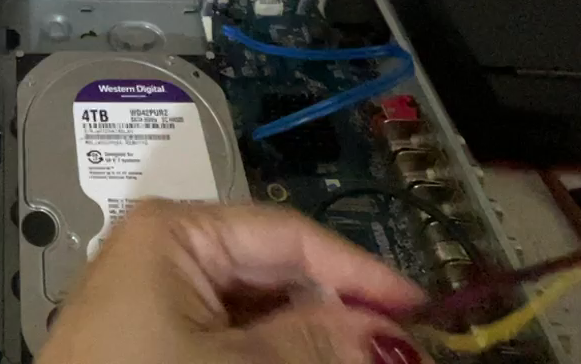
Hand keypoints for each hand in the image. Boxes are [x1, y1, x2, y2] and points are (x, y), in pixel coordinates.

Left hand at [37, 199, 429, 363]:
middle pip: (271, 268)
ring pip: (256, 304)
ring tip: (364, 360)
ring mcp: (158, 289)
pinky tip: (311, 363)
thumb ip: (312, 344)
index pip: (282, 232)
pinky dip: (273, 350)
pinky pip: (228, 329)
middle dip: (336, 310)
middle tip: (406, 350)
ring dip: (309, 336)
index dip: (356, 269)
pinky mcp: (156, 331)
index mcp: (174, 230)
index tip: (424, 307)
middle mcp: (165, 246)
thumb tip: (388, 335)